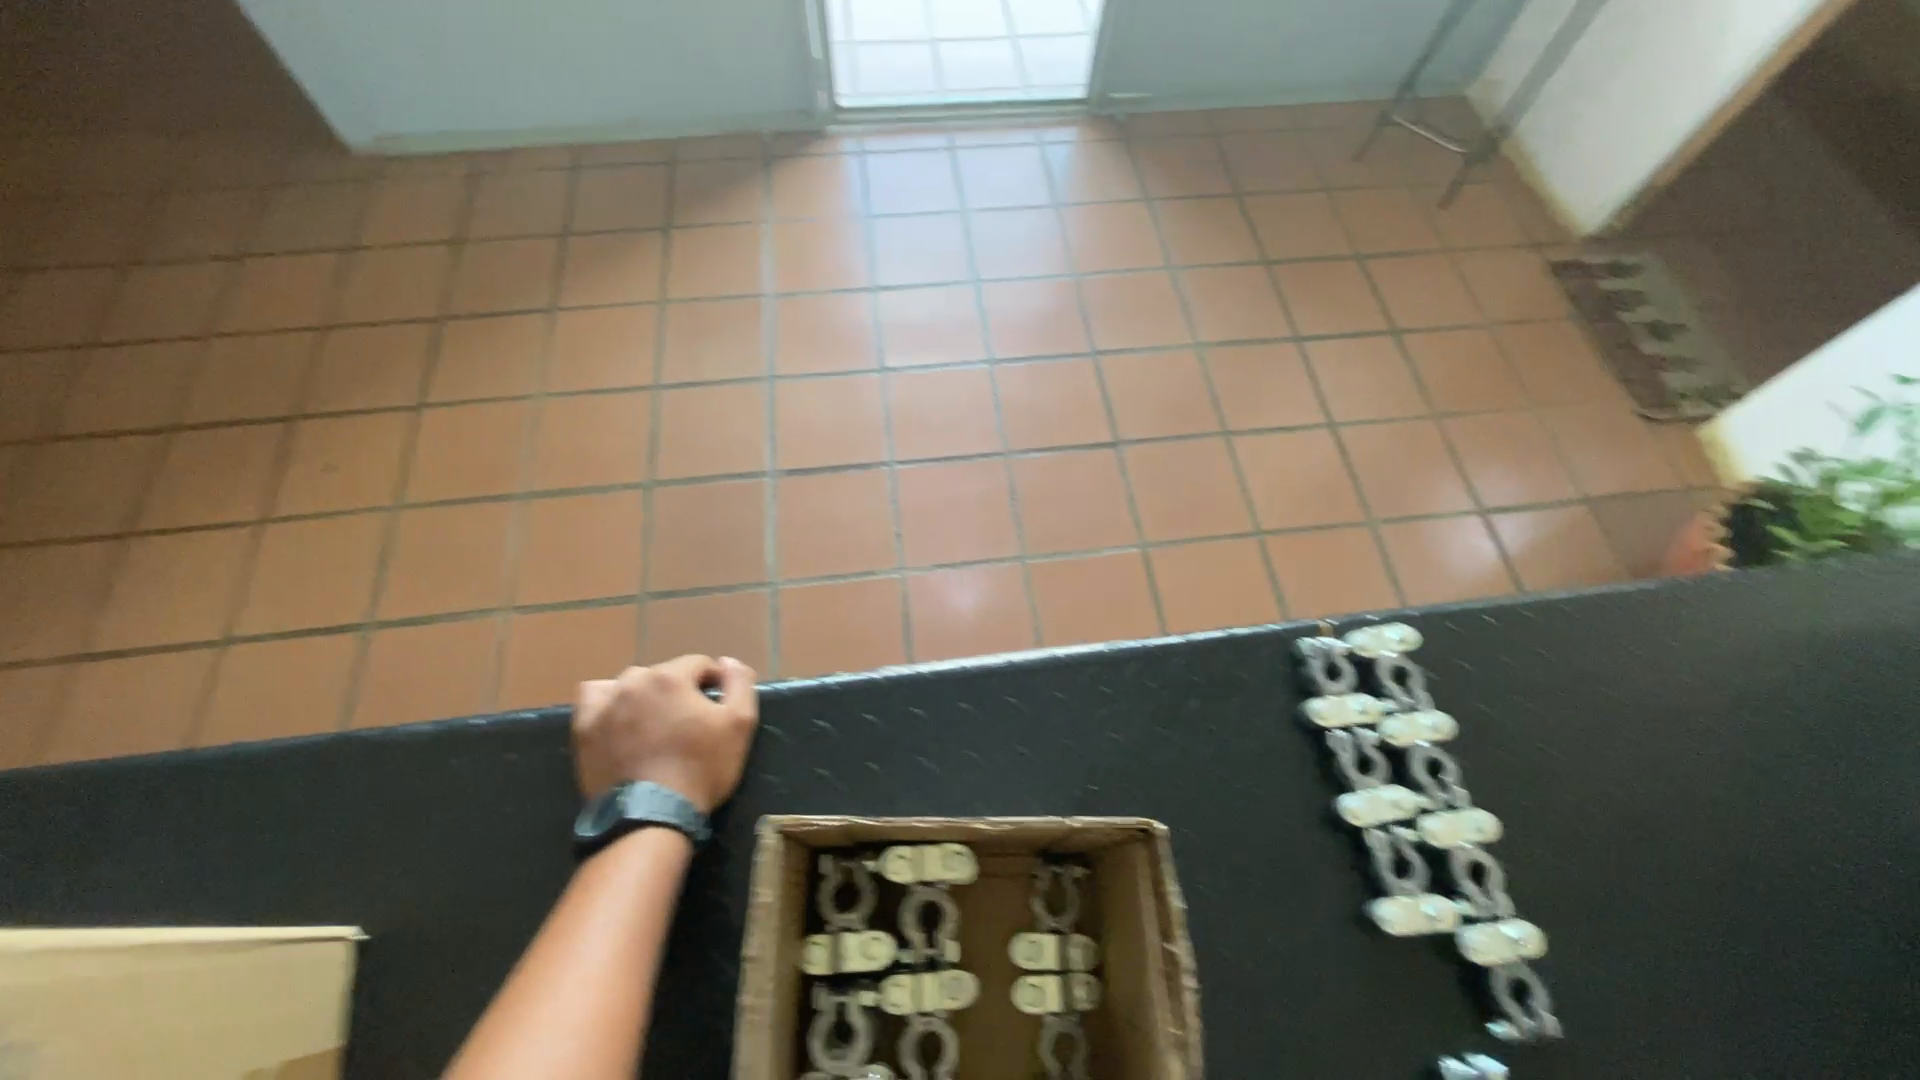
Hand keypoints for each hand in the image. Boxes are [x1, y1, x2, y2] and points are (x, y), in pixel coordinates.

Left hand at [572, 655, 758, 812]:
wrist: (652, 815)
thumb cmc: (701, 768)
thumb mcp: (739, 725)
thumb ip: (739, 683)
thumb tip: (727, 661)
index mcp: (670, 677)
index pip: (699, 664)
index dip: (714, 682)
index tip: (719, 707)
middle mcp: (633, 681)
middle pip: (664, 674)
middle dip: (679, 690)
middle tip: (689, 722)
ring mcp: (604, 704)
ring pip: (630, 684)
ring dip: (645, 694)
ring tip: (655, 723)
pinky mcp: (584, 729)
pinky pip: (593, 698)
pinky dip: (607, 701)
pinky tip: (618, 717)